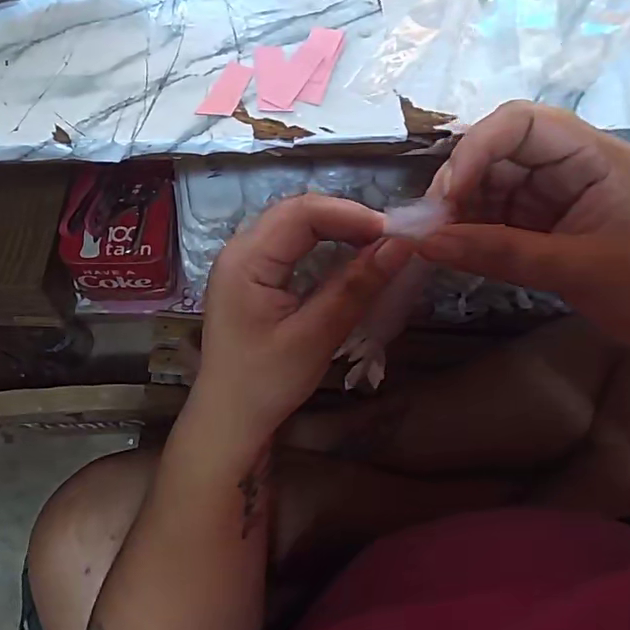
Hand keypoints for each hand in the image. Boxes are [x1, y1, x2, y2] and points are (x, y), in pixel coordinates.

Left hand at [194, 194, 414, 441]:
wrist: (228, 417)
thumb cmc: (265, 382)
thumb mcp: (315, 336)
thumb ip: (355, 287)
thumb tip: (401, 245)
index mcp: (245, 259)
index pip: (301, 212)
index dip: (350, 214)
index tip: (395, 234)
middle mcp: (238, 250)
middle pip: (296, 212)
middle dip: (345, 219)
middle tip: (391, 240)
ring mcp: (241, 262)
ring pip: (293, 226)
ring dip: (335, 230)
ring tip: (376, 247)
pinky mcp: (250, 276)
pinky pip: (288, 245)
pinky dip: (321, 245)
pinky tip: (346, 259)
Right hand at [420, 101, 629, 357]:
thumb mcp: (579, 270)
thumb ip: (498, 253)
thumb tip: (424, 242)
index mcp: (594, 157)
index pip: (520, 122)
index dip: (475, 148)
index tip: (448, 194)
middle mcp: (570, 167)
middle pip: (497, 153)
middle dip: (459, 184)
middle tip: (431, 227)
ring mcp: (558, 197)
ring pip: (491, 186)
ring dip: (460, 210)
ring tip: (437, 243)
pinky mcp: (549, 226)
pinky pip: (498, 216)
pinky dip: (472, 231)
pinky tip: (455, 250)